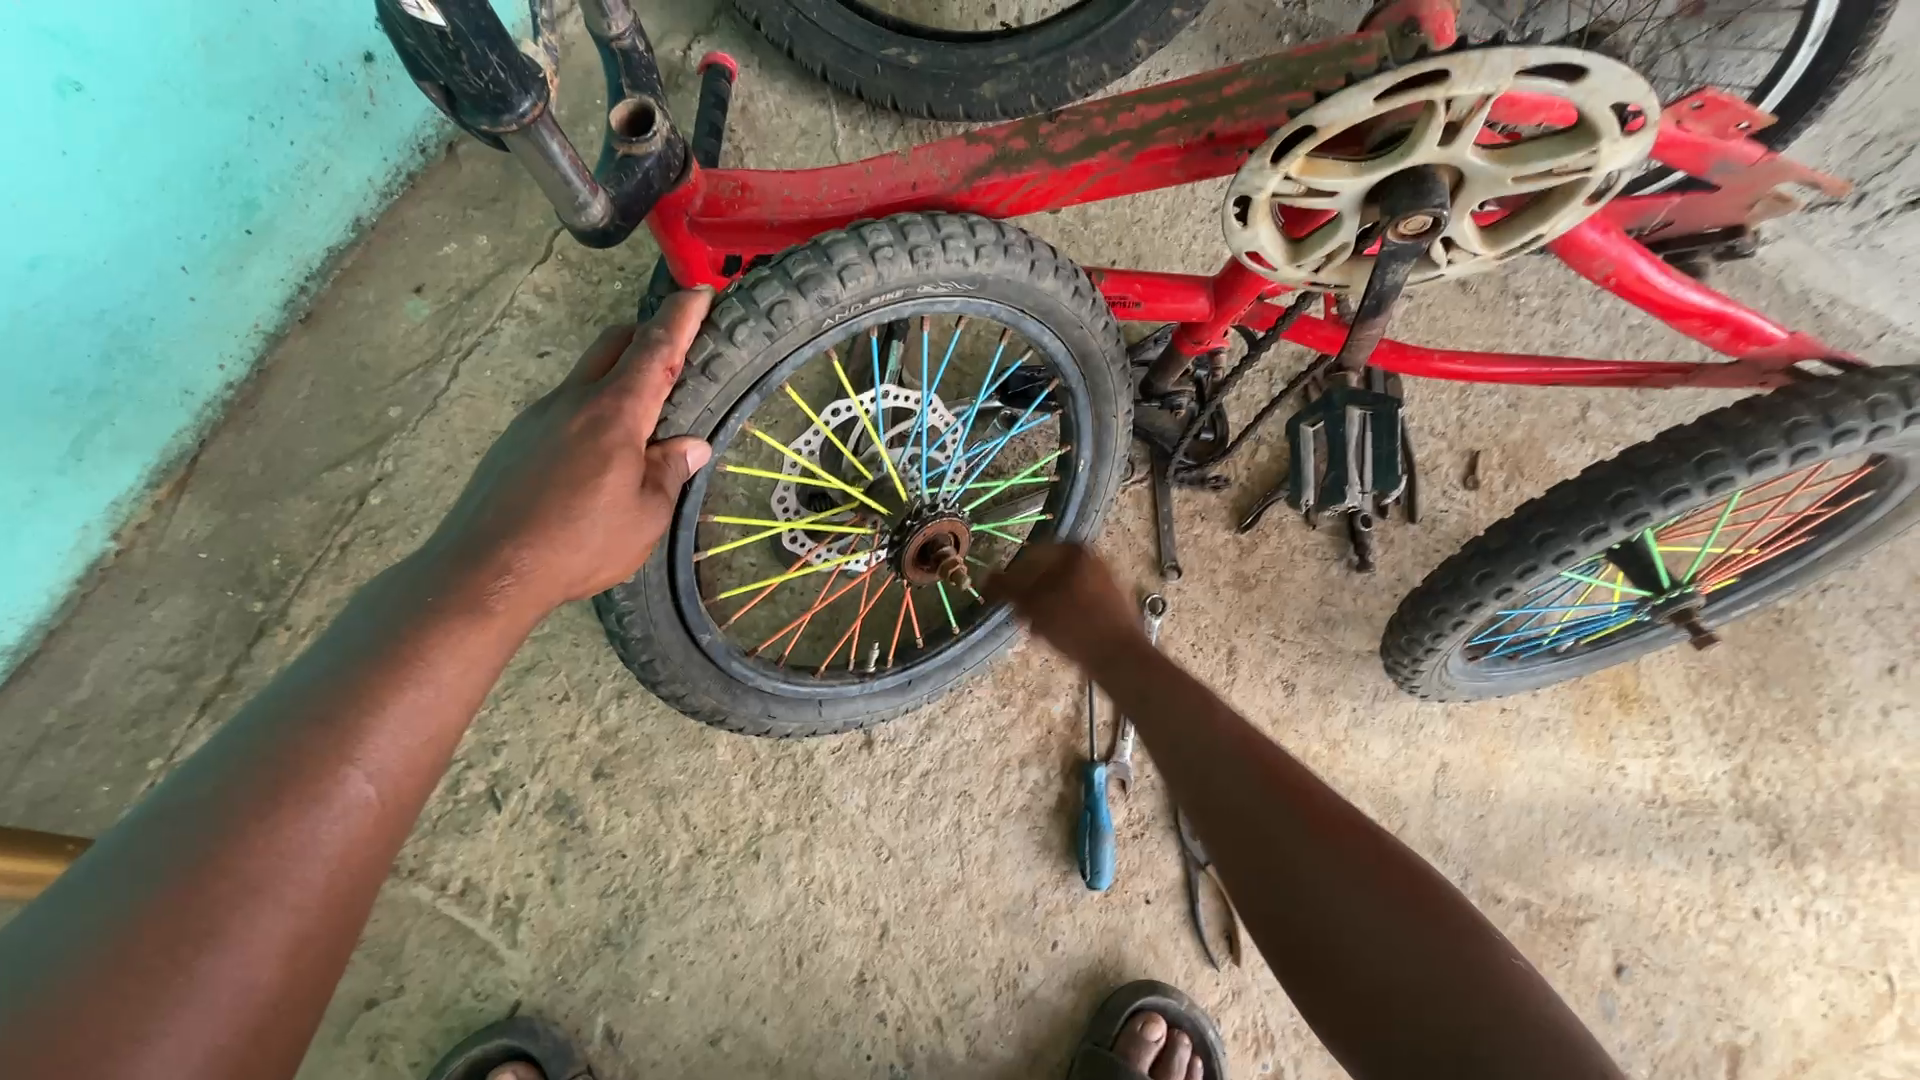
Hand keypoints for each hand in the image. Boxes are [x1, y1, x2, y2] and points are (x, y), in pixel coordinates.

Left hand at [423, 288, 713, 615]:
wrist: (486, 569)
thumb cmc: (580, 543)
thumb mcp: (645, 516)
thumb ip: (669, 473)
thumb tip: (691, 446)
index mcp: (614, 414)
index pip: (655, 350)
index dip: (680, 319)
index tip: (700, 292)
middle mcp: (573, 402)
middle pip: (612, 344)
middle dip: (646, 334)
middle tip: (676, 350)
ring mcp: (538, 418)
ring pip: (586, 377)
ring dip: (618, 378)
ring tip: (642, 421)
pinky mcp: (517, 441)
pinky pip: (564, 408)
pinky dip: (592, 411)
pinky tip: (598, 457)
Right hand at [985, 543, 1144, 667]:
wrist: (1119, 657)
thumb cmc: (1075, 626)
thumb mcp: (1033, 604)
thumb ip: (1007, 588)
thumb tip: (987, 578)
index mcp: (1075, 551)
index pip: (1029, 558)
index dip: (1011, 580)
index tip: (1002, 599)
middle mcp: (1092, 560)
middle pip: (1045, 575)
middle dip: (1029, 597)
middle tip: (1019, 616)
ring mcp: (1103, 582)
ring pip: (1059, 592)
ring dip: (1042, 610)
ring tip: (1035, 630)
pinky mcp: (1109, 605)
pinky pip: (1075, 606)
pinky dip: (1061, 617)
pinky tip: (1054, 635)